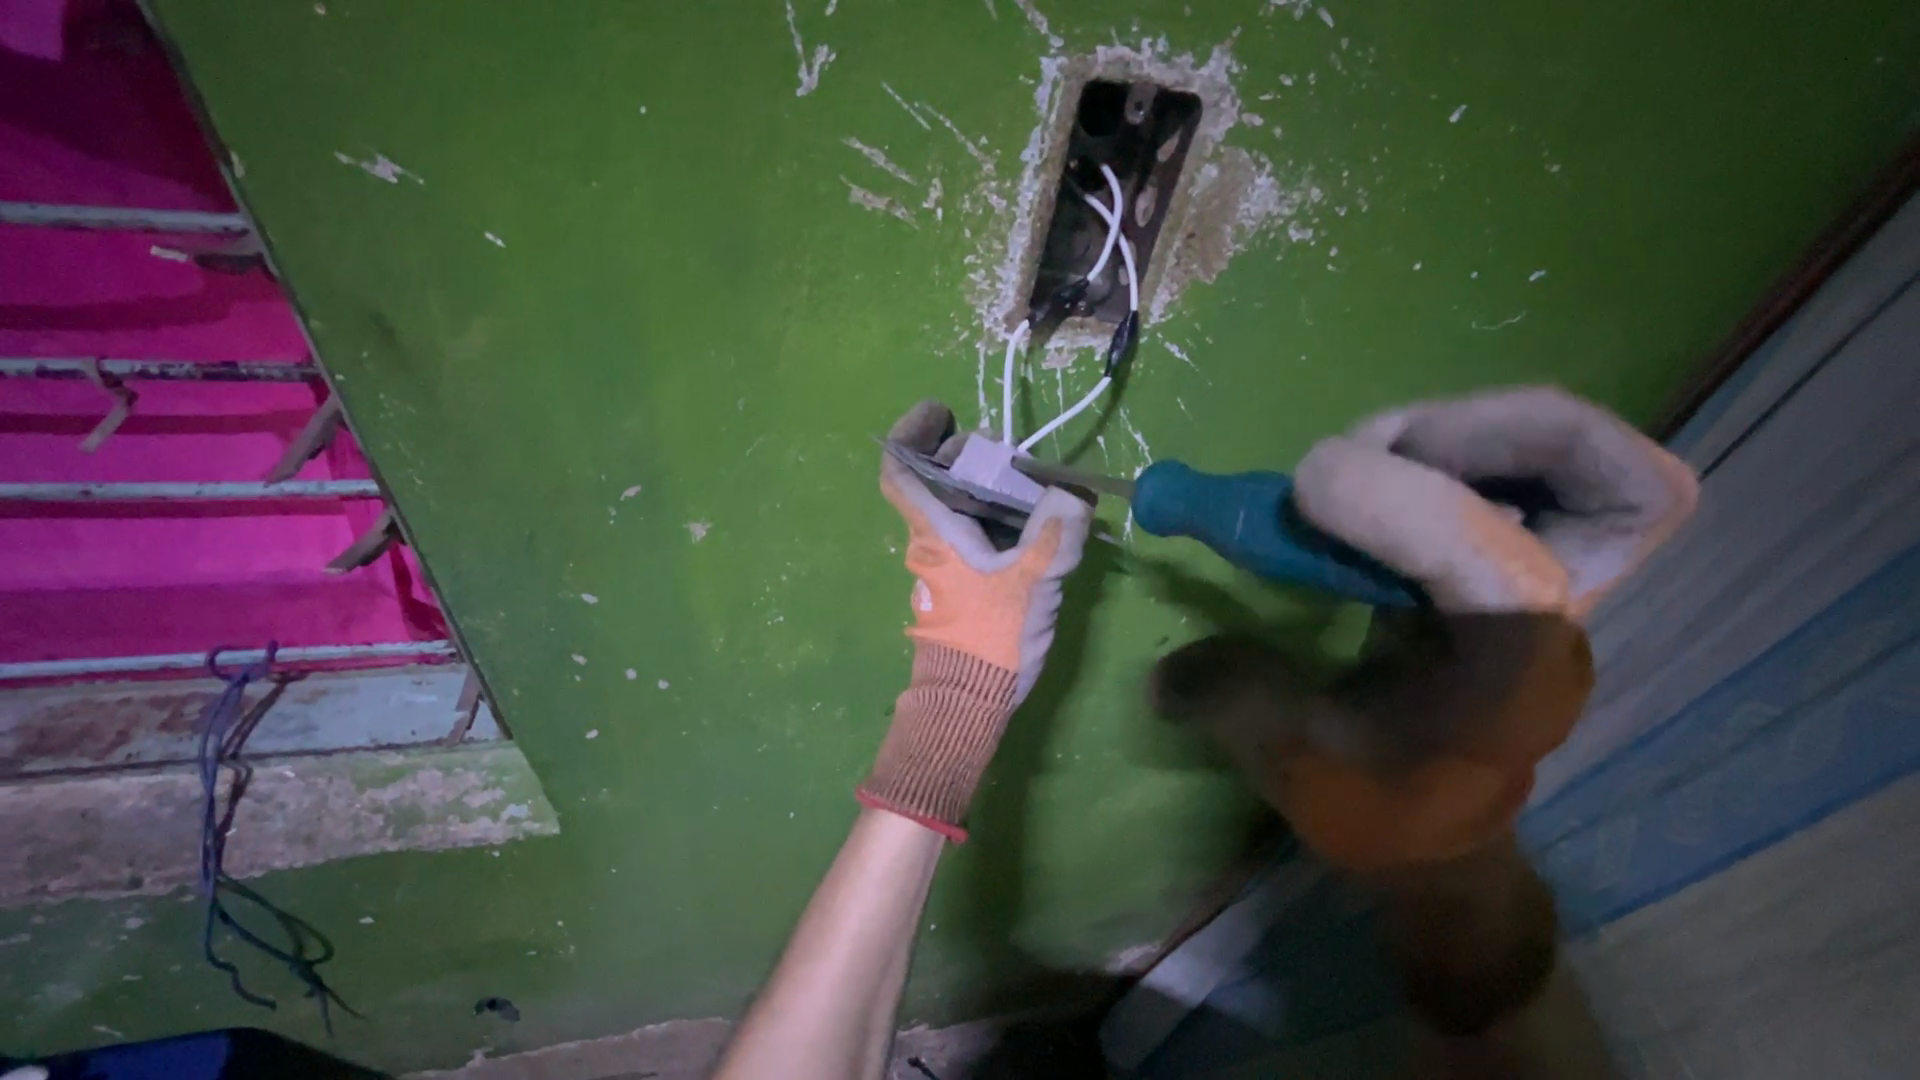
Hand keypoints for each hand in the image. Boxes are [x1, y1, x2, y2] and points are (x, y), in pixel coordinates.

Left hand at [858, 401, 1092, 839]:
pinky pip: (970, 536)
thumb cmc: (989, 638)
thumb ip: (1055, 535)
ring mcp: (940, 567)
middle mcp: (928, 543)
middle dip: (964, 457)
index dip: (912, 433)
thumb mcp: (1031, 583)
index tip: (940, 413)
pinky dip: (994, 520)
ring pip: (953, 510)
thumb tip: (1073, 497)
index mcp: (933, 532)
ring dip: (984, 490)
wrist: (967, 704)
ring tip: (1031, 484)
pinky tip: (1033, 526)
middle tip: (1008, 452)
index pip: (900, 470)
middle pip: (933, 482)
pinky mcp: (957, 587)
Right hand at [1155, 387, 1695, 871]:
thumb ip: (1231, 700)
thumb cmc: (1379, 805)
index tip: (1299, 487)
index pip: (1495, 566)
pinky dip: (1467, 440)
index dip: (1398, 502)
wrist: (1440, 824)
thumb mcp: (1295, 764)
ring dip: (1469, 425)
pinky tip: (1386, 473)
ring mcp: (1556, 580)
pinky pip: (1537, 462)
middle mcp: (1556, 619)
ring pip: (1581, 453)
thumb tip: (1161, 666)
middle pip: (1620, 482)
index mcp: (1504, 683)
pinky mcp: (1526, 555)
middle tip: (1377, 449)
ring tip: (1369, 455)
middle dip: (1489, 434)